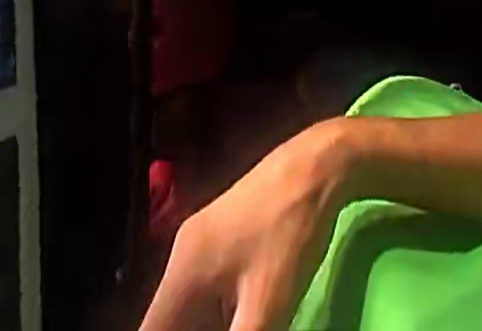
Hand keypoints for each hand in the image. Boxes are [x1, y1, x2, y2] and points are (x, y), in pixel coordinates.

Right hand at [140, 122, 351, 330]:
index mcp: (182, 272)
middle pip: (168, 318)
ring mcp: (203, 238)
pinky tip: (245, 316)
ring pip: (189, 303)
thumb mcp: (265, 306)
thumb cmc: (288, 235)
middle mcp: (182, 253)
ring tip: (243, 322)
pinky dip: (219, 311)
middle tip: (235, 329)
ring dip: (206, 323)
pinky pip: (207, 286)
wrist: (313, 168)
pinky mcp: (223, 233)